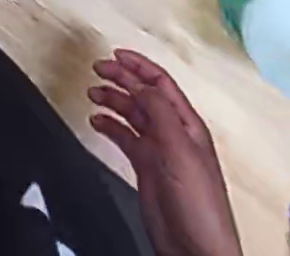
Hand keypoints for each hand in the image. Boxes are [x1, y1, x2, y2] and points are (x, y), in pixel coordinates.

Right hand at [90, 50, 242, 255]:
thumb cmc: (197, 203)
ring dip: (112, 100)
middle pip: (143, 94)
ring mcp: (158, 149)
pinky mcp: (146, 167)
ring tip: (92, 93)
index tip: (115, 54)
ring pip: (131, 113)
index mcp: (186, 123)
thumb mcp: (179, 150)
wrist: (196, 252)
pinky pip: (124, 137)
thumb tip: (141, 83)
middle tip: (97, 68)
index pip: (160, 82)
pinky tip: (96, 121)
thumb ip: (160, 112)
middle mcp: (172, 131)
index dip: (138, 65)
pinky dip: (109, 125)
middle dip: (121, 78)